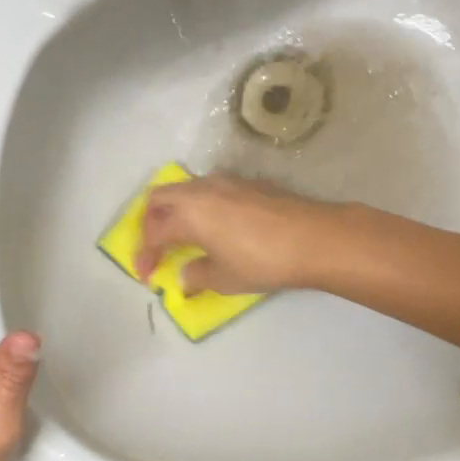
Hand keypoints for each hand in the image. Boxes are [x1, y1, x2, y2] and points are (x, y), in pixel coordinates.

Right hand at [134, 173, 340, 294]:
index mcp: (188, 214)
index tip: (146, 274)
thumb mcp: (224, 278)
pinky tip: (216, 227)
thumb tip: (185, 275)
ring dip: (177, 211)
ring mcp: (227, 182)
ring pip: (188, 189)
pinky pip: (212, 191)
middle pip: (161, 198)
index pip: (154, 232)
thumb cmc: (261, 261)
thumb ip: (197, 275)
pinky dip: (202, 207)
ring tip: (183, 236)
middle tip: (156, 247)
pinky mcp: (249, 183)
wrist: (314, 238)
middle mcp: (201, 190)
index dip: (145, 254)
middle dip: (152, 223)